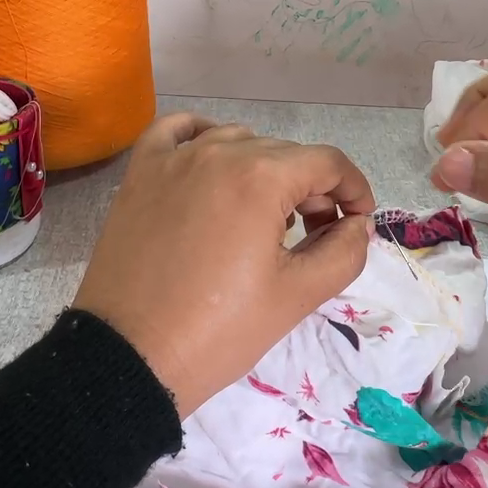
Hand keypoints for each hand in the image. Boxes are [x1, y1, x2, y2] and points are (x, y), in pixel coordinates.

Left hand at [74, 114, 376, 416]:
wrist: (129, 357)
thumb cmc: (219, 330)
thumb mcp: (296, 297)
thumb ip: (342, 252)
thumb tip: (357, 223)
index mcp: (261, 177)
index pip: (327, 162)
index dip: (354, 190)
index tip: (356, 223)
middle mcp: (218, 151)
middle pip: (285, 153)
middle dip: (312, 189)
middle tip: (312, 236)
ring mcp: (174, 157)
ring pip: (237, 140)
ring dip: (263, 169)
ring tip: (263, 215)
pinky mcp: (141, 171)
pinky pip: (177, 130)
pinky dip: (202, 136)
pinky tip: (212, 164)